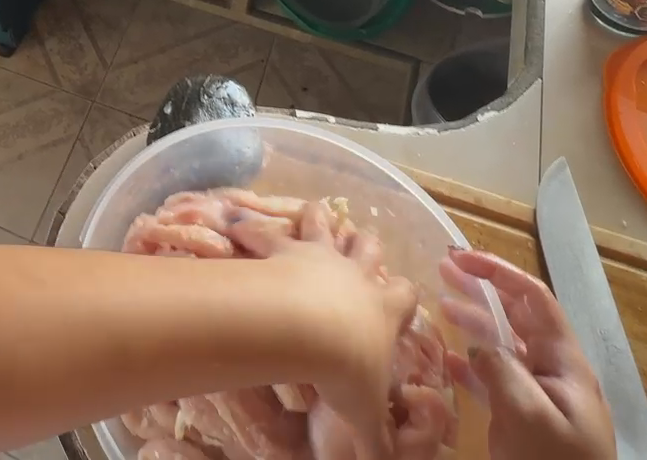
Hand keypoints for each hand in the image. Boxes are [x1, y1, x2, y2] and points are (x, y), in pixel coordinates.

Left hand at [226, 201, 447, 459]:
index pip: (406, 294)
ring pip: (325, 223)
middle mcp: (354, 274)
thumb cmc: (345, 370)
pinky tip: (240, 225)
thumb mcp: (365, 412)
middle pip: (369, 245)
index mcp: (382, 308)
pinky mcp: (284, 247)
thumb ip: (377, 439)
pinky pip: (267, 231)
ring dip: (320, 218)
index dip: (404, 294)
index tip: (400, 295)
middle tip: (360, 244)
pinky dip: (254, 228)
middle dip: (366, 244)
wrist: (311, 330)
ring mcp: (319, 255)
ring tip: (315, 210)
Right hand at [441, 248, 615, 459]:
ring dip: (472, 320)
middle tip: (441, 268)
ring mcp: (538, 395)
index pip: (533, 299)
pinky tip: (446, 359)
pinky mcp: (522, 417)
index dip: (497, 271)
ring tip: (438, 304)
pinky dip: (469, 362)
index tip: (458, 258)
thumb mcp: (529, 415)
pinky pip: (493, 377)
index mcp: (564, 363)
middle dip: (481, 287)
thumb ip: (501, 369)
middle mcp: (553, 371)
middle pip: (516, 314)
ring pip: (502, 343)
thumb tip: (479, 347)